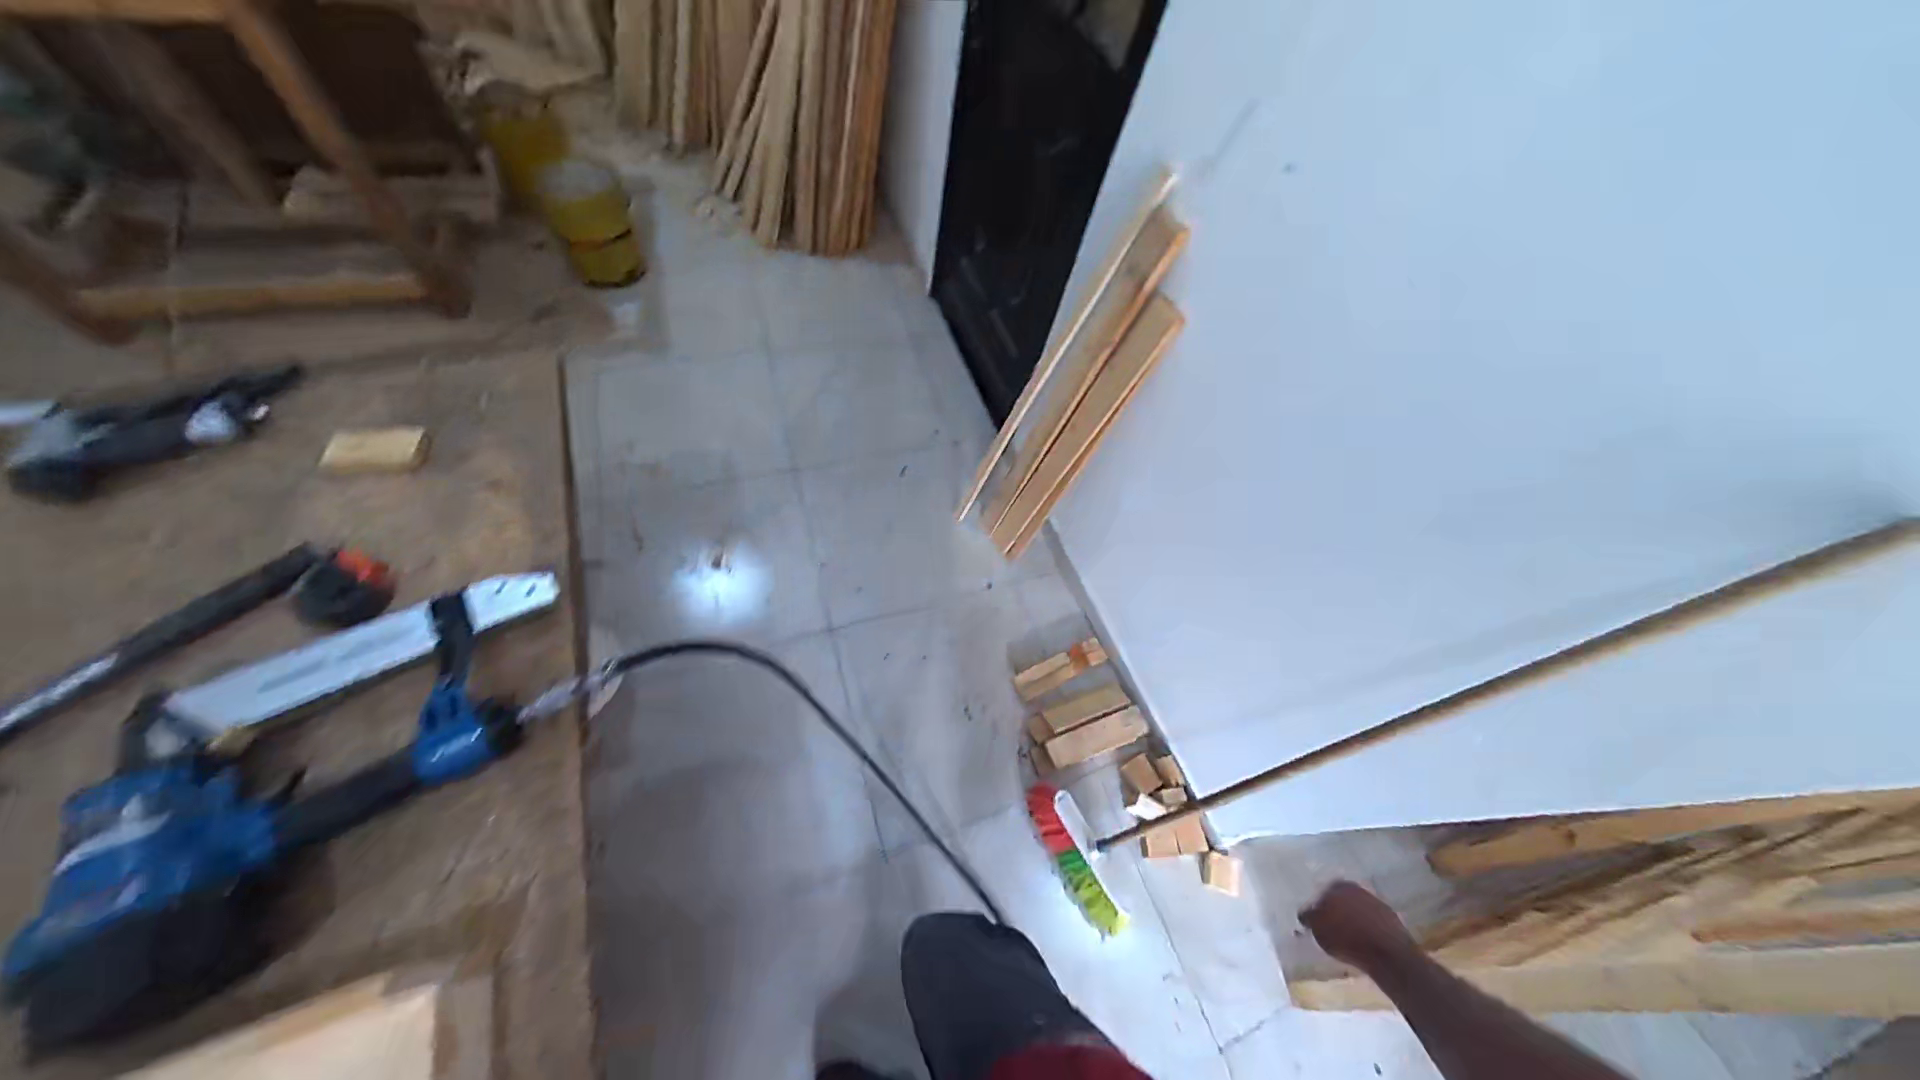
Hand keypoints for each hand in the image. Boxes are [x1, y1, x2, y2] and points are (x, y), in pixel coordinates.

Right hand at [1300, 880, 1419, 971]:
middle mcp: (1358, 889)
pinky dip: (1367, 930)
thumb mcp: (1317, 929)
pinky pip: (1373, 923)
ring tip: (1348, 939)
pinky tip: (1364, 943)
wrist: (1389, 956)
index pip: (1321, 892)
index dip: (1317, 906)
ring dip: (1352, 921)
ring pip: (1358, 911)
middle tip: (1330, 928)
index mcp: (1338, 885)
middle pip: (1341, 900)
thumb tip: (1306, 913)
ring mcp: (1378, 904)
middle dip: (1335, 911)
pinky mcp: (1393, 921)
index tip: (1316, 920)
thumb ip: (1309, 917)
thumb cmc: (1346, 938)